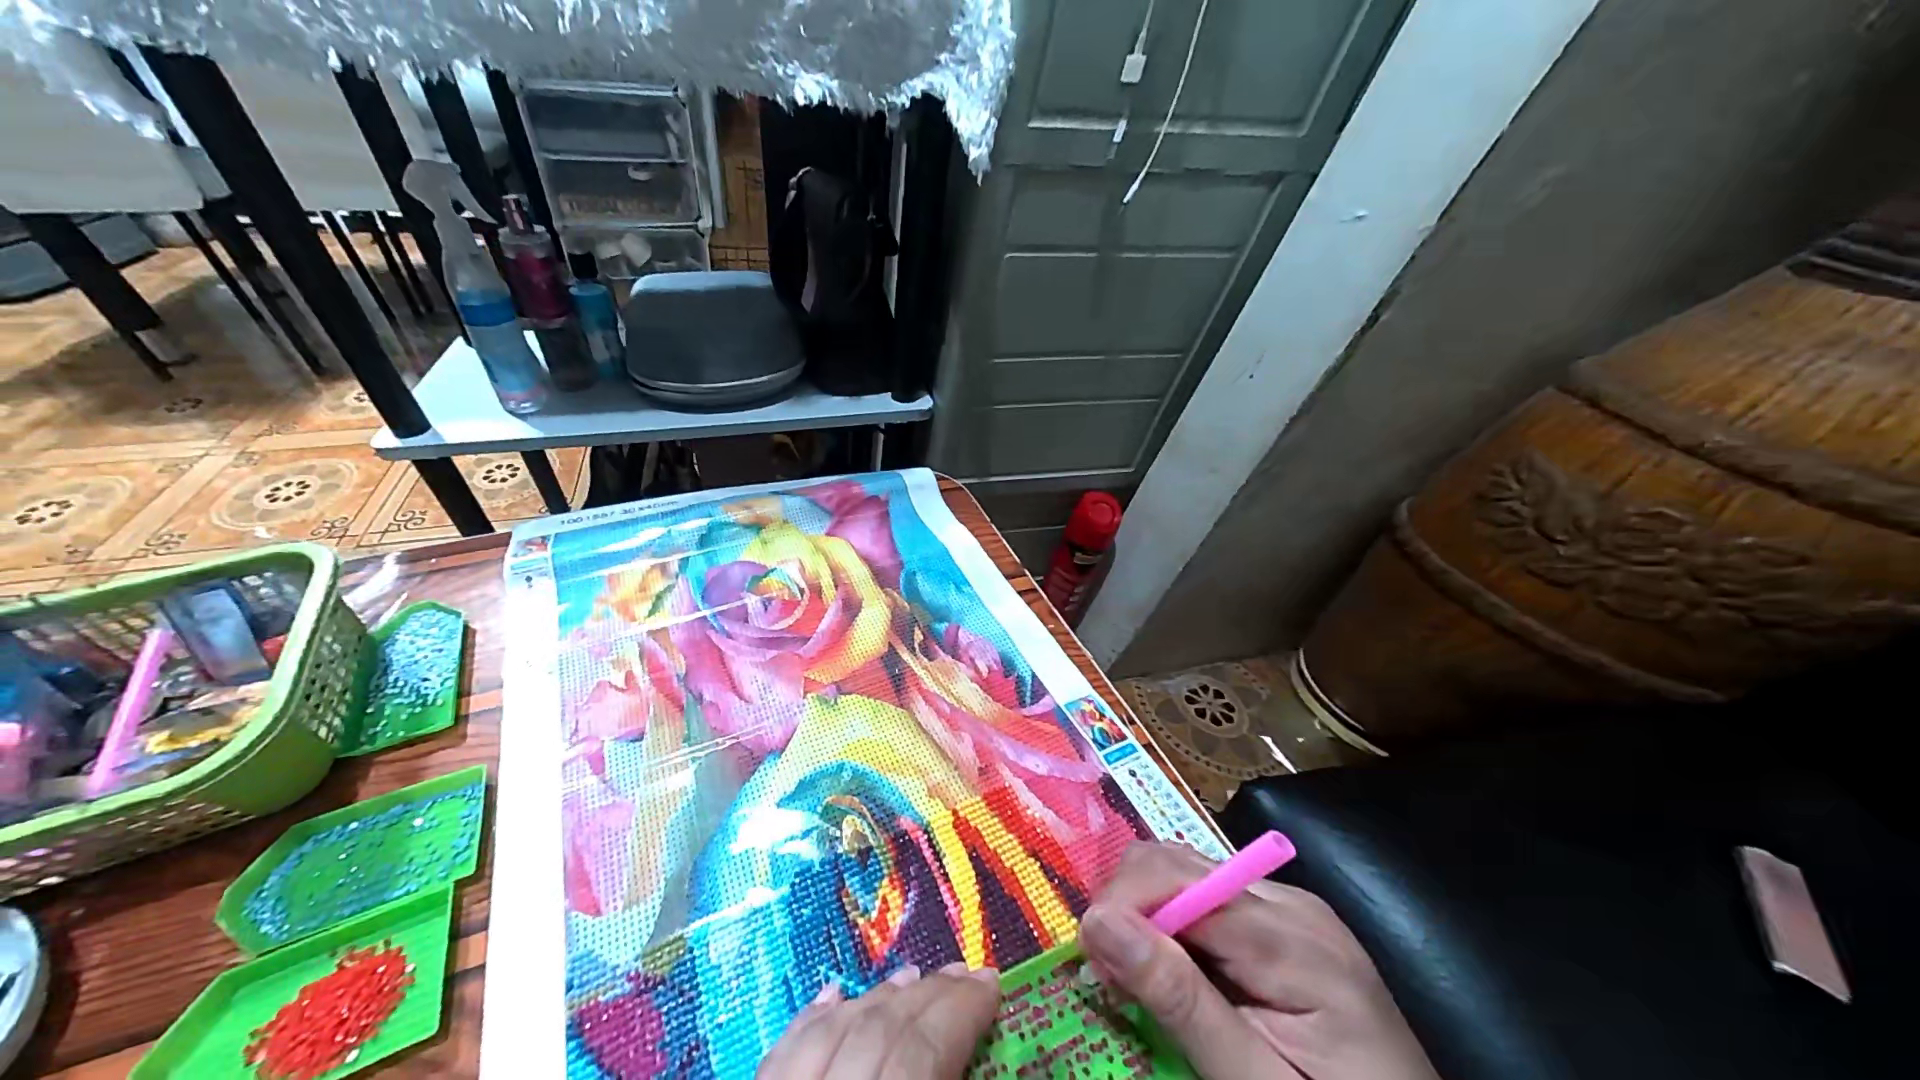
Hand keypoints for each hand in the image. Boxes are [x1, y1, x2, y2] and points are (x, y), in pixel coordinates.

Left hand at [756, 963, 999, 1079]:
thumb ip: (941, 1077)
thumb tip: (969, 1042)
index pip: (921, 1054)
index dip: (960, 1014)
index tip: (990, 982)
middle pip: (877, 1033)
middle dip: (927, 997)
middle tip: (962, 974)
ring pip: (830, 1033)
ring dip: (876, 999)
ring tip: (912, 976)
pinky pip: (780, 1053)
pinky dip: (811, 1018)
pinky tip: (835, 992)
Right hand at [1079, 841, 1438, 1079]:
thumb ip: (1178, 999)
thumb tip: (1098, 921)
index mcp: (1295, 941)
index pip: (1177, 879)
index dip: (1119, 909)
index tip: (1095, 969)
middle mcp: (1291, 902)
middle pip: (1177, 863)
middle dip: (1126, 908)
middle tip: (1112, 980)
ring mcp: (1293, 909)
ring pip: (1185, 874)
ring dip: (1145, 916)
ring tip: (1138, 980)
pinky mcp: (1287, 923)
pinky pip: (1209, 899)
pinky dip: (1174, 927)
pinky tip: (1176, 974)